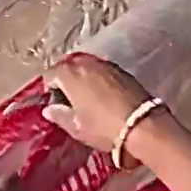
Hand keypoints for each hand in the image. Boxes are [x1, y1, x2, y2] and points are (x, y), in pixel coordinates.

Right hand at [41, 54, 156, 153]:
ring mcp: (104, 64)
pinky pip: (101, 68)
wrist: (141, 124)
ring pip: (85, 63)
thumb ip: (60, 115)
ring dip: (81, 74)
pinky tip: (101, 91)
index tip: (53, 99)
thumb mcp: (77, 127)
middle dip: (64, 76)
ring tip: (83, 92)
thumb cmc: (103, 127)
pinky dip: (96, 75)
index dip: (49, 85)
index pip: (51, 73)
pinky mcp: (120, 69)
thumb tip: (49, 109)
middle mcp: (85, 63)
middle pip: (68, 63)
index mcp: (70, 74)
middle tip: (66, 94)